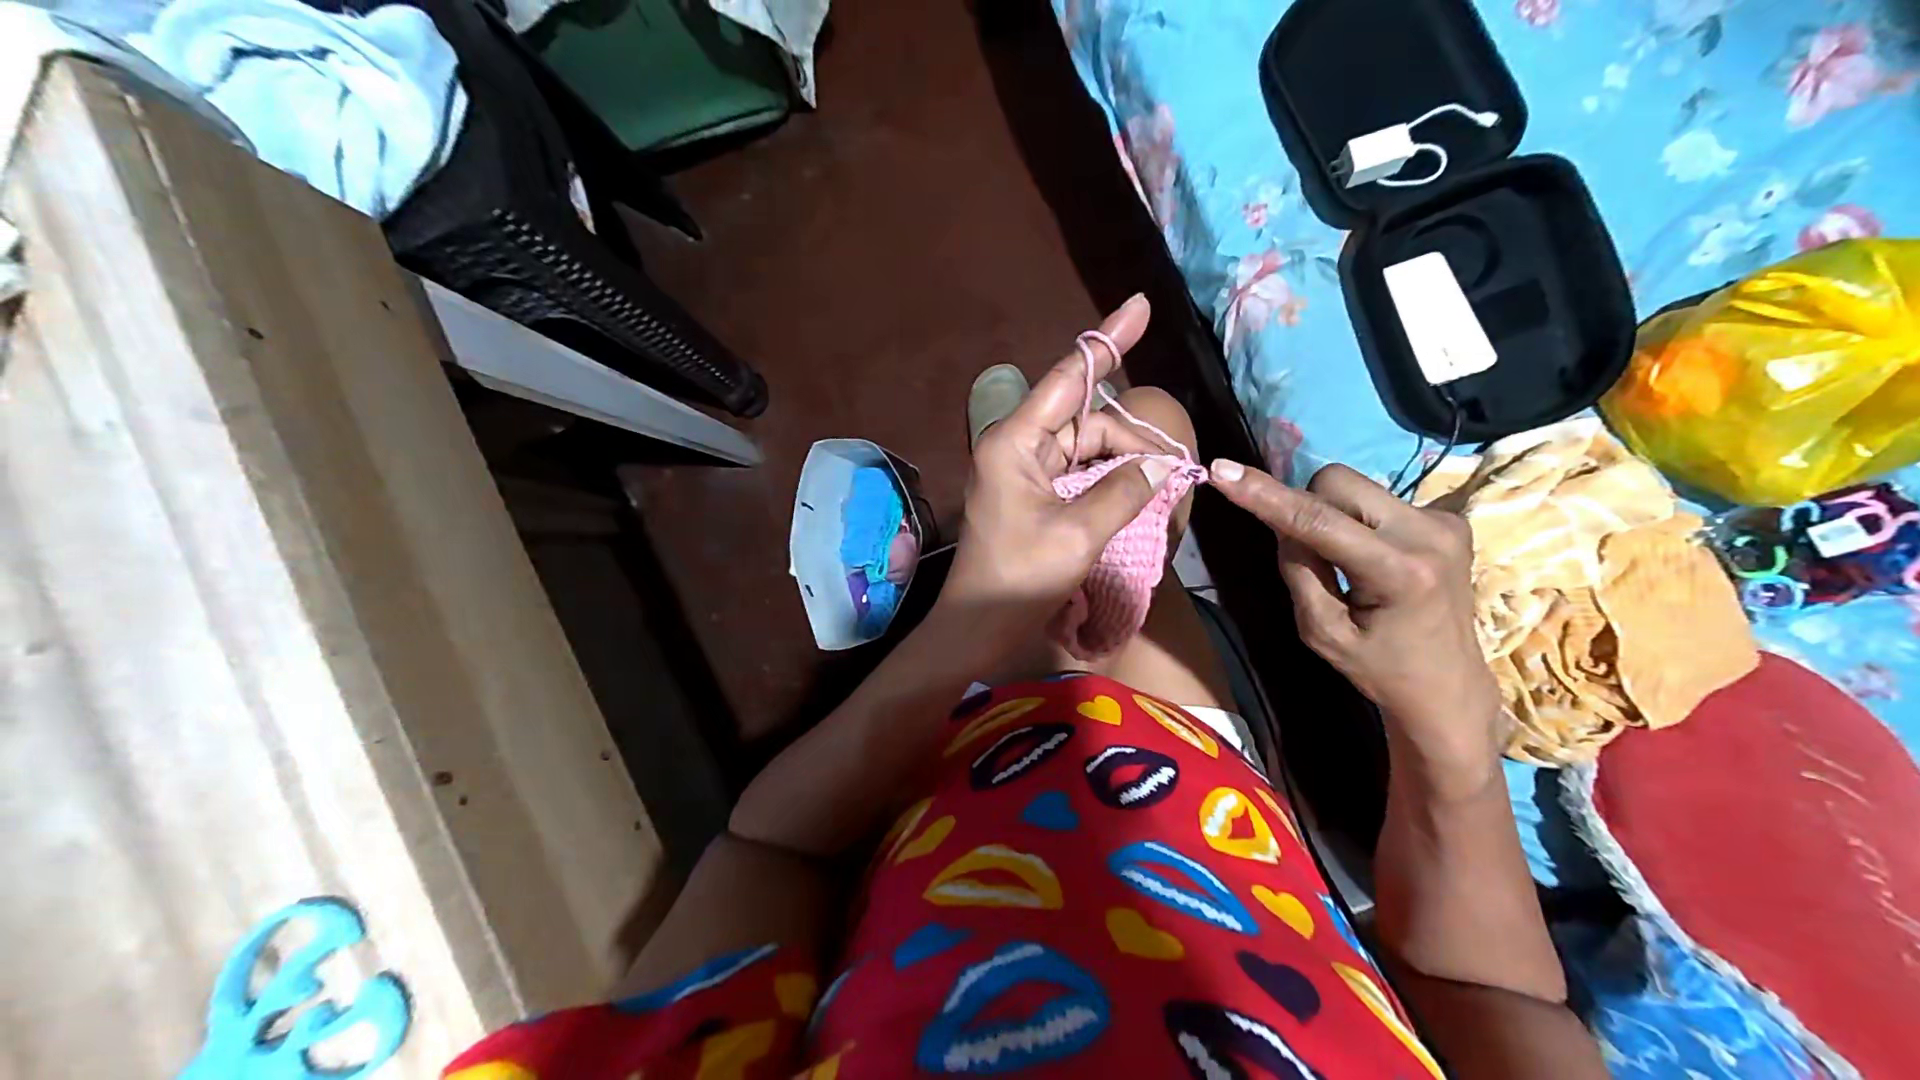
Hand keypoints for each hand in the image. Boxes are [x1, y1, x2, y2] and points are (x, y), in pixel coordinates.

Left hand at [937, 296, 1172, 653]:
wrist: (978, 626)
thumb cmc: (1020, 579)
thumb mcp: (1079, 535)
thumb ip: (1123, 491)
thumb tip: (1157, 465)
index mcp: (1015, 443)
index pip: (1067, 378)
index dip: (1107, 341)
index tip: (1142, 304)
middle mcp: (1016, 446)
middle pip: (1083, 418)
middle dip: (1127, 435)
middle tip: (1170, 467)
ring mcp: (1022, 471)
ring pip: (1083, 446)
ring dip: (1120, 461)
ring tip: (1156, 485)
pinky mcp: (1030, 494)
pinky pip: (1076, 470)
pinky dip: (1105, 477)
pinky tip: (1133, 489)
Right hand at [1208, 460, 1502, 795]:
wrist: (1449, 686)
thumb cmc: (1379, 669)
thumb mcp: (1320, 631)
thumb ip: (1298, 571)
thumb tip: (1282, 521)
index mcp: (1399, 572)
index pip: (1316, 520)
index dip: (1264, 494)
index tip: (1222, 471)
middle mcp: (1429, 533)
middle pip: (1337, 482)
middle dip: (1306, 506)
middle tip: (1306, 552)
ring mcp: (1444, 521)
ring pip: (1356, 486)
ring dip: (1332, 514)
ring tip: (1344, 562)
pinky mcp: (1450, 518)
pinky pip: (1379, 498)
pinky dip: (1358, 521)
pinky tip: (1372, 559)